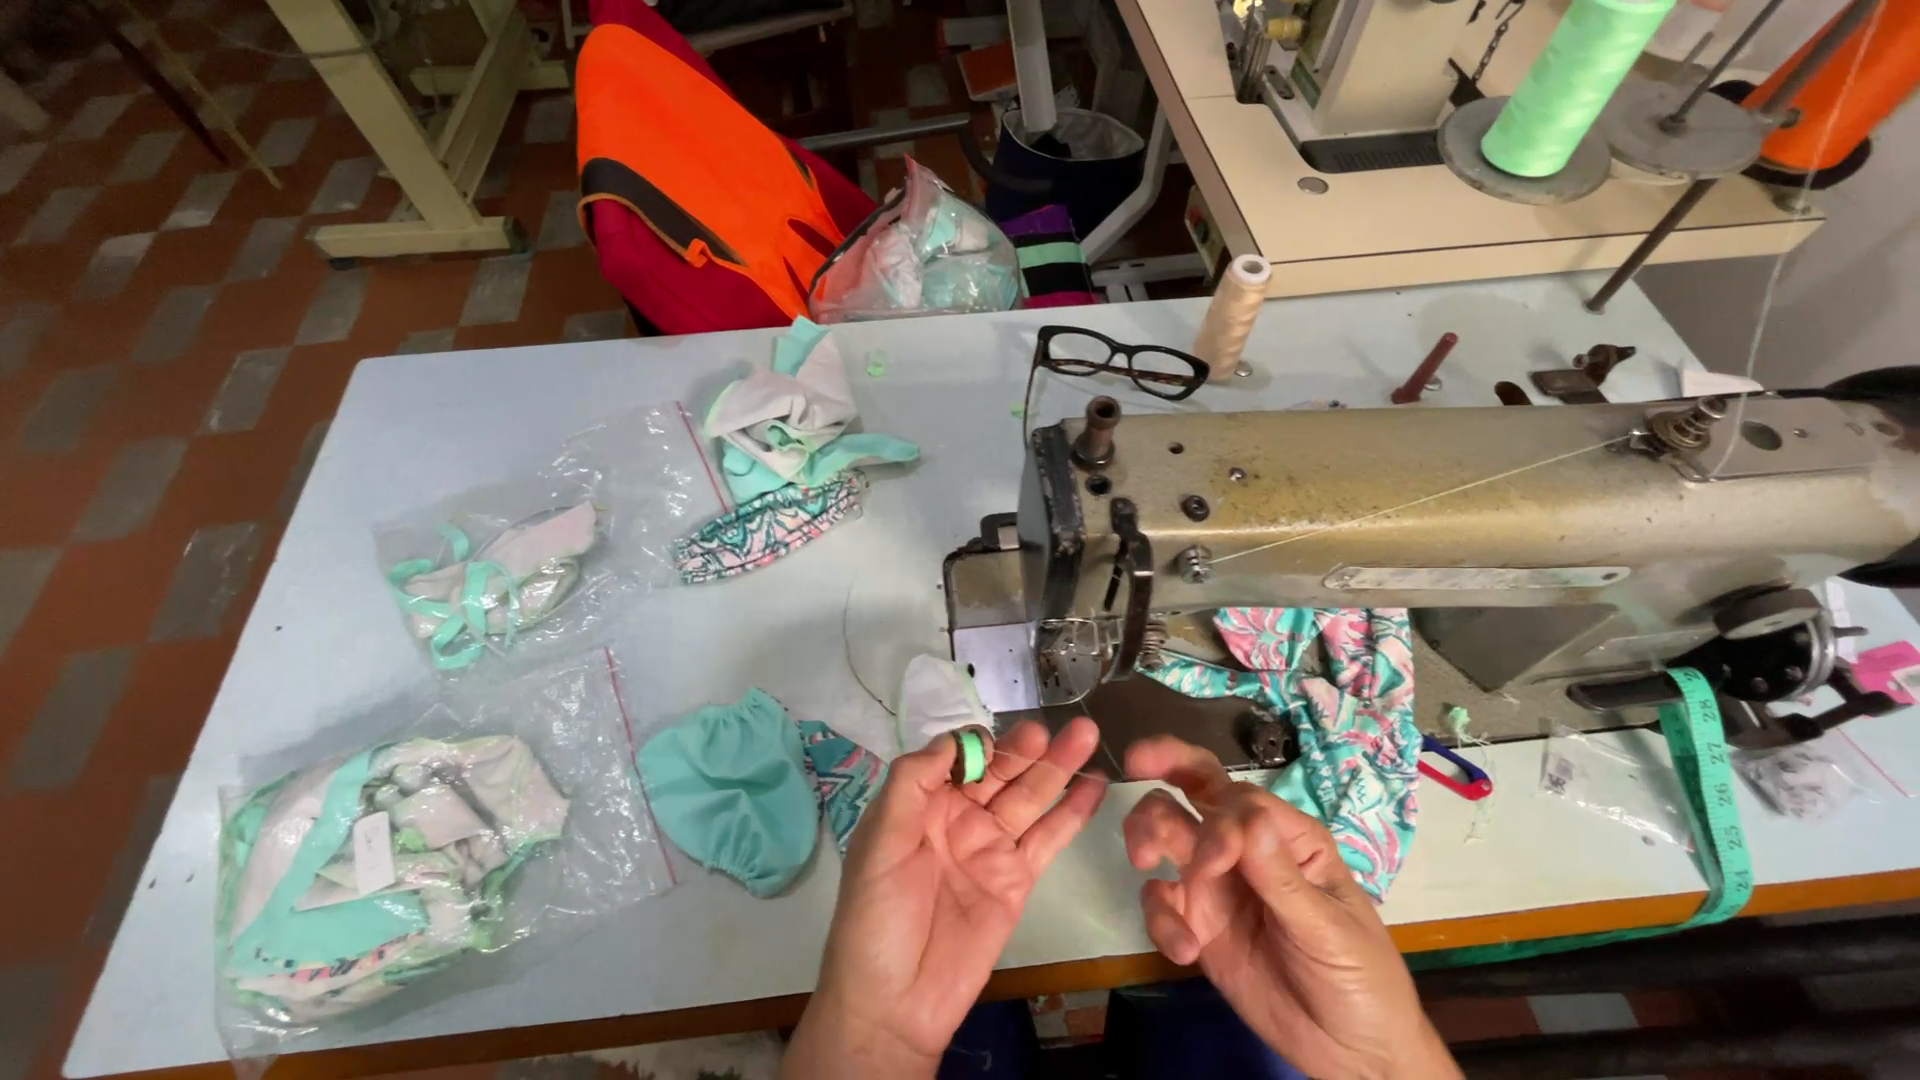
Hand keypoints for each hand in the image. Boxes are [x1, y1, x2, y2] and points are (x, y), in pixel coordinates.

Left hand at [784, 718, 1107, 1078]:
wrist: (895, 1001)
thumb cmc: (875, 916)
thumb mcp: (879, 841)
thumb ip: (912, 783)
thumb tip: (952, 740)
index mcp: (922, 804)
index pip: (958, 758)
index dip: (980, 743)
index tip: (995, 738)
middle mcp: (960, 817)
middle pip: (1000, 772)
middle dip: (1029, 747)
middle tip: (1061, 726)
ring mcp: (992, 847)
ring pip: (1030, 797)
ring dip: (1058, 767)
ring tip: (1086, 735)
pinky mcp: (1018, 879)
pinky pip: (1049, 839)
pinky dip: (1072, 812)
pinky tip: (1095, 785)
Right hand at [1124, 737, 1458, 1079]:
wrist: (1351, 1054)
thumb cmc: (1359, 977)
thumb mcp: (1327, 928)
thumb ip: (1279, 875)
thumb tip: (1245, 816)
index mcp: (1284, 837)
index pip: (1237, 800)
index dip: (1216, 822)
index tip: (1211, 864)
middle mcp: (1243, 848)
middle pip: (1194, 787)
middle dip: (1162, 767)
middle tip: (1132, 767)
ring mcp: (1214, 882)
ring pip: (1164, 831)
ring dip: (1147, 836)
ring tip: (1146, 867)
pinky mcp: (1195, 922)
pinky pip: (1159, 900)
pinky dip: (1160, 920)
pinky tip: (1185, 952)